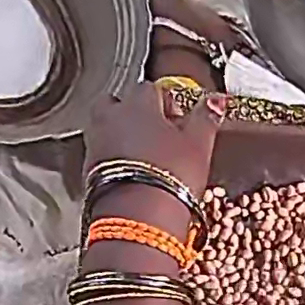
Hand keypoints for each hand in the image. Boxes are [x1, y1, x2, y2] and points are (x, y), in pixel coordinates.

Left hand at [84, 81, 225, 222]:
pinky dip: (115, 158)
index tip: (179, 119)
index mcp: (139, 103)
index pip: (151, 89)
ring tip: (145, 157)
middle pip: (121, 103)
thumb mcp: (199, 145)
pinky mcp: (88, 168)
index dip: (167, 103)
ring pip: (108, 127)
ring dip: (123, 135)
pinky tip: (133, 173)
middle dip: (136, 114)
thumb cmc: (172, 176)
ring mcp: (96, 141)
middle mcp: (111, 116)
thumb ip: (205, 118)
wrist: (139, 215)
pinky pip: (102, 153)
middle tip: (157, 135)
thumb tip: (215, 100)